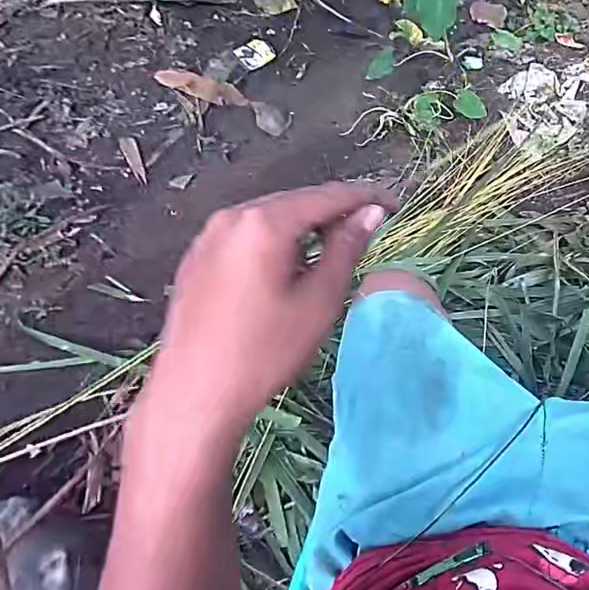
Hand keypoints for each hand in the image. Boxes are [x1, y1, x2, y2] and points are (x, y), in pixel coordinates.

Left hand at [146, 182, 391, 432]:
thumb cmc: (265, 351)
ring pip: (271, 216)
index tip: (393, 207)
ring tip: (332, 253)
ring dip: (306, 227)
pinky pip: (248, 234)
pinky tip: (289, 269)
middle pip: (297, 201)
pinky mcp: (198, 256)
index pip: (328, 196)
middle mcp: (233, 217)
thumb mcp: (319, 300)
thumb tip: (370, 214)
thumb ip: (347, 248)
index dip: (366, 198)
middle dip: (335, 211)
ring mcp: (210, 235)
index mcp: (265, 223)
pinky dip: (277, 240)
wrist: (195, 393)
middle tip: (367, 233)